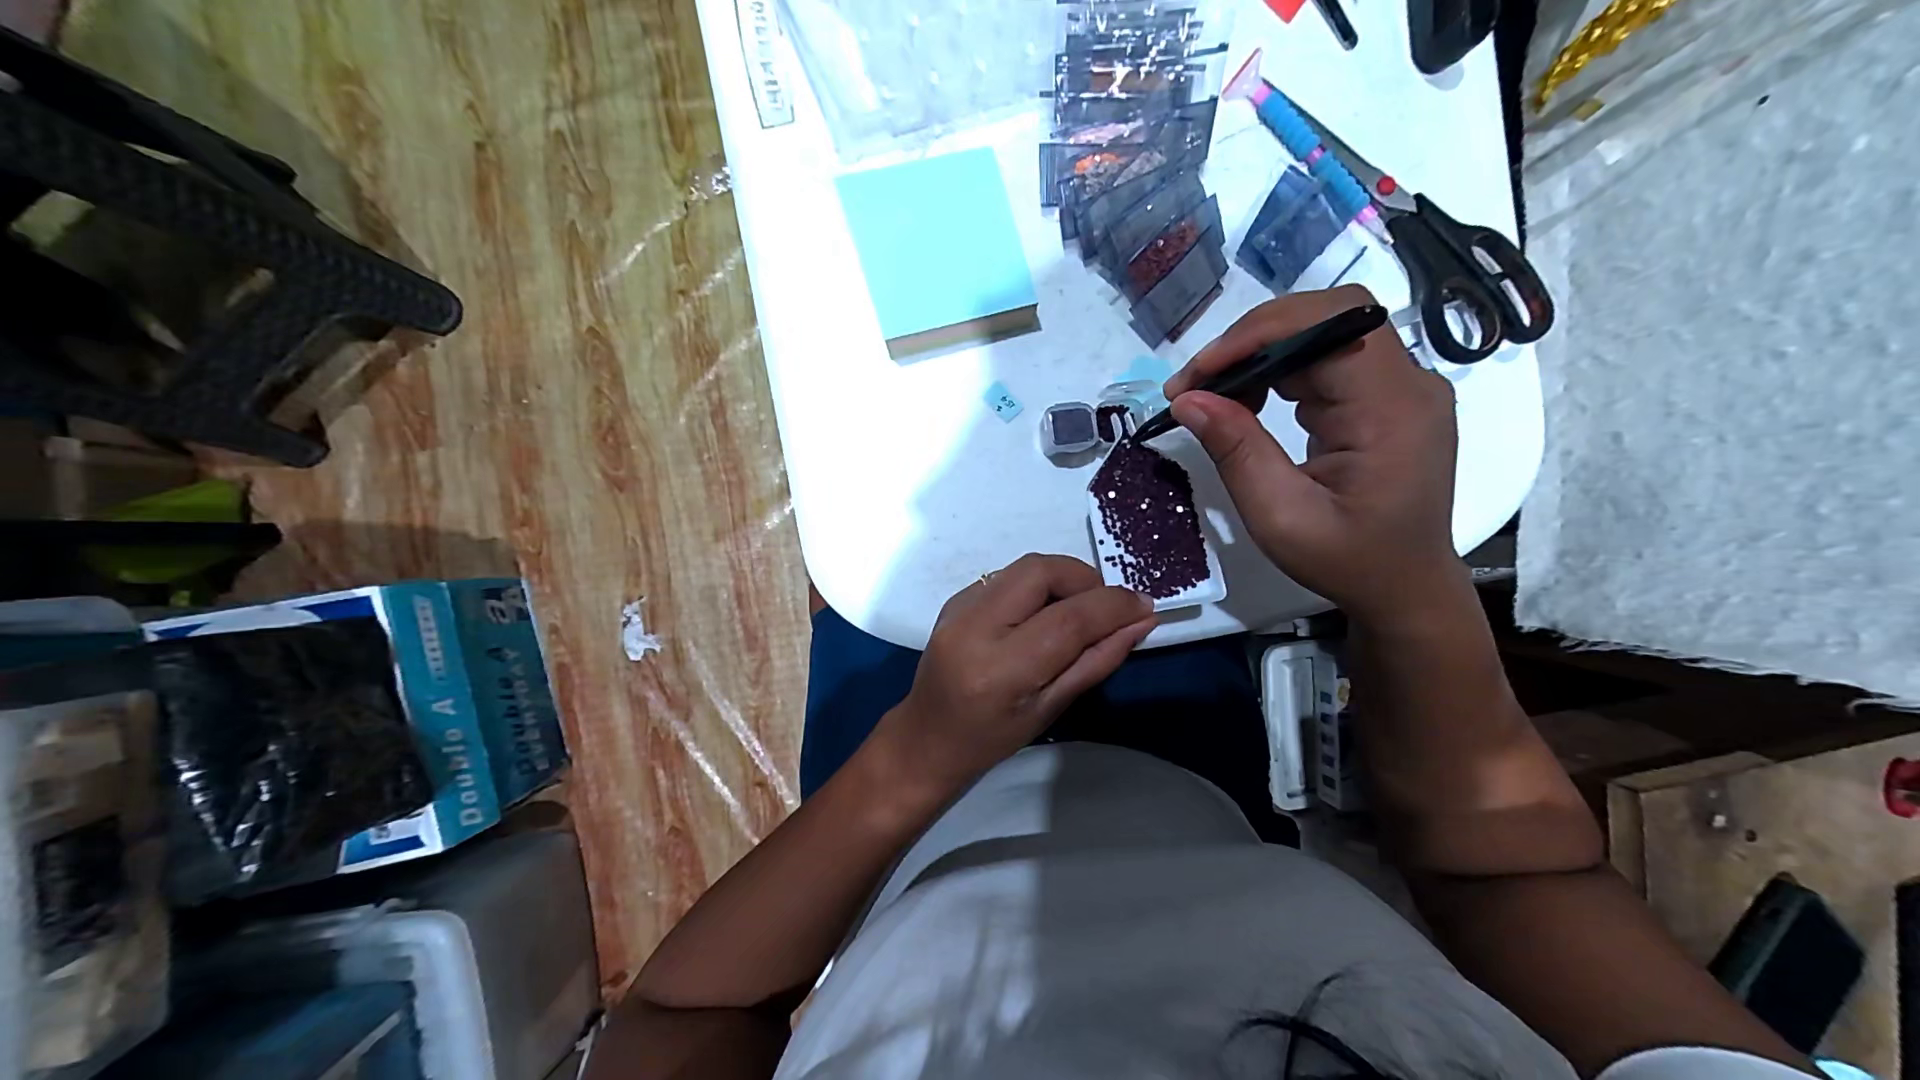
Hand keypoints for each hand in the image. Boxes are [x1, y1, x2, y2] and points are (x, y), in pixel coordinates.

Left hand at [871, 554, 1154, 795]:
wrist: (926, 737)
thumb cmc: (991, 739)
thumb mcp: (1051, 709)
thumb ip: (1096, 660)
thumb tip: (1140, 621)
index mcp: (1000, 669)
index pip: (1068, 619)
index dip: (1113, 606)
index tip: (1144, 605)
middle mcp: (974, 627)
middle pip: (1041, 571)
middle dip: (1084, 579)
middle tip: (1104, 607)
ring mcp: (958, 608)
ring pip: (1024, 566)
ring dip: (1061, 579)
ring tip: (1077, 611)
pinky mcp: (953, 600)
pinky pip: (1006, 576)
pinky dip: (1035, 586)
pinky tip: (1040, 614)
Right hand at [1163, 285, 1463, 625]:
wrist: (1404, 586)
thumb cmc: (1347, 560)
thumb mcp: (1279, 516)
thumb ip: (1236, 451)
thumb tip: (1187, 399)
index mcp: (1391, 409)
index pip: (1327, 326)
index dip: (1256, 335)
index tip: (1197, 376)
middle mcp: (1408, 383)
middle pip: (1328, 315)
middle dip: (1252, 338)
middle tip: (1197, 383)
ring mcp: (1401, 386)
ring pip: (1325, 330)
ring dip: (1261, 351)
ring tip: (1213, 394)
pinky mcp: (1386, 396)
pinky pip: (1329, 357)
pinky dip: (1279, 368)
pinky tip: (1248, 398)